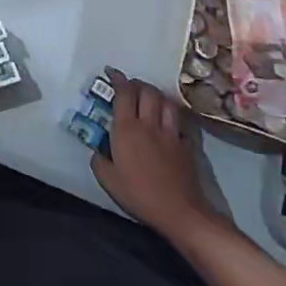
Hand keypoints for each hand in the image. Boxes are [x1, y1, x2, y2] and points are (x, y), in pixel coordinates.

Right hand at [90, 68, 226, 242]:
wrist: (181, 212)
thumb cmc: (139, 194)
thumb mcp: (107, 178)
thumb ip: (99, 158)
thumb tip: (99, 150)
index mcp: (126, 129)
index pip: (124, 94)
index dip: (118, 79)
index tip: (111, 73)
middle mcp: (149, 125)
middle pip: (148, 92)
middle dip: (138, 84)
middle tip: (129, 86)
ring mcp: (171, 135)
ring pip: (167, 103)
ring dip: (157, 96)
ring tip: (149, 99)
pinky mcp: (186, 146)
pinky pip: (179, 123)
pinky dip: (171, 117)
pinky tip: (167, 123)